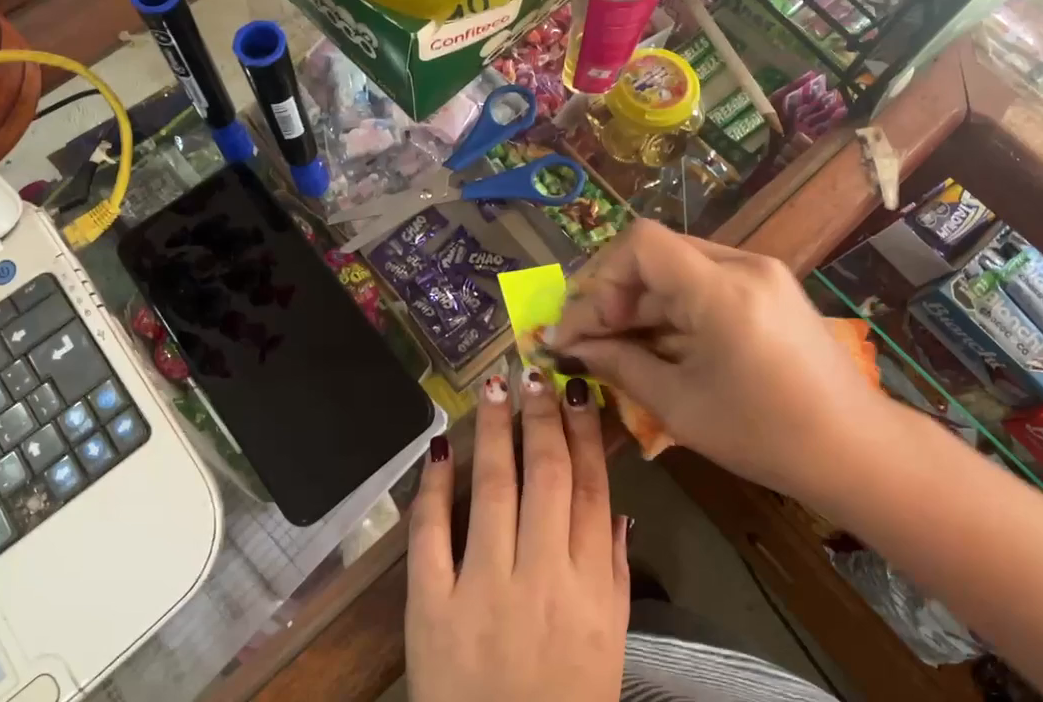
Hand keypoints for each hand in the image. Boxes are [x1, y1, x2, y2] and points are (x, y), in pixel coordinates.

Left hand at [406, 369, 628, 701]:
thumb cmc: (566, 700)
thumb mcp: (609, 644)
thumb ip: (611, 573)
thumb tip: (613, 507)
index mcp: (587, 587)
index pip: (588, 490)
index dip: (584, 434)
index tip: (578, 391)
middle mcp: (539, 579)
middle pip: (543, 479)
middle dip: (541, 418)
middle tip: (535, 374)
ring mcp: (481, 590)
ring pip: (493, 493)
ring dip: (495, 434)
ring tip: (494, 388)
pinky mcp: (430, 606)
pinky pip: (430, 535)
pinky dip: (433, 489)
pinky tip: (439, 450)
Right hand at [551, 220, 896, 504]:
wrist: (859, 452)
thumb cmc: (766, 435)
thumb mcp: (681, 405)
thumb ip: (619, 366)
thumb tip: (569, 351)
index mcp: (723, 290)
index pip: (640, 243)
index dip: (602, 279)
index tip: (589, 329)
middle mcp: (743, 265)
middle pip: (655, 254)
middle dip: (613, 296)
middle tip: (585, 342)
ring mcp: (761, 274)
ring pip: (676, 268)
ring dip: (640, 303)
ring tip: (616, 348)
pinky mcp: (769, 289)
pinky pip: (703, 282)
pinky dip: (672, 308)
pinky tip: (658, 345)